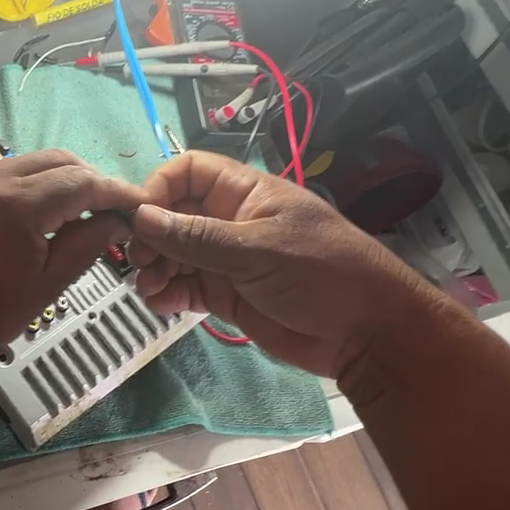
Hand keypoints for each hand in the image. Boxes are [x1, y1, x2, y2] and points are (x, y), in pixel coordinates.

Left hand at [0, 150, 145, 374]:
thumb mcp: (47, 285)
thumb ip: (86, 244)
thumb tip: (116, 220)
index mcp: (19, 202)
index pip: (83, 181)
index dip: (116, 192)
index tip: (139, 205)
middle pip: (57, 161)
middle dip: (90, 180)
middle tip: (109, 210)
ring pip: (29, 163)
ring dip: (59, 179)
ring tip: (77, 213)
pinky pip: (3, 174)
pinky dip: (29, 184)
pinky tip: (38, 213)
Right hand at [127, 151, 449, 379]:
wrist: (369, 337)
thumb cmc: (324, 276)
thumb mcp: (258, 251)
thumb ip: (196, 237)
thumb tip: (140, 217)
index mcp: (245, 194)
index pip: (188, 171)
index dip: (159, 187)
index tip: (140, 217)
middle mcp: (230, 221)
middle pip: (172, 215)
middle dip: (150, 236)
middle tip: (140, 262)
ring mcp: (226, 259)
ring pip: (173, 253)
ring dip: (155, 268)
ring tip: (149, 288)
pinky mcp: (225, 294)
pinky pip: (185, 286)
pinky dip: (167, 294)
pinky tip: (161, 305)